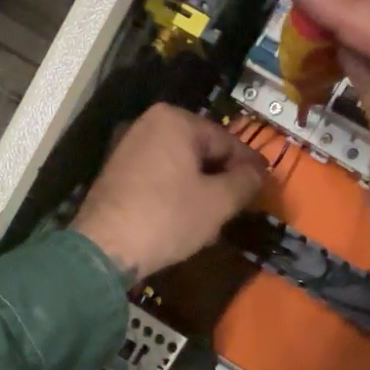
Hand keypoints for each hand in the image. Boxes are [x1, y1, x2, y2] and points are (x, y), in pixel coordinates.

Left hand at [72, 104, 267, 280]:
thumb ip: (246, 182)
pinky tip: (186, 220)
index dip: (249, 167)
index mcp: (175, 120)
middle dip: (222, 179)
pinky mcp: (115, 174)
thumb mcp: (218, 202)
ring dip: (200, 190)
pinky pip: (158, 178)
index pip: (227, 141)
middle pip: (202, 152)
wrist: (104, 248)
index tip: (264, 187)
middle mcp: (148, 124)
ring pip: (180, 167)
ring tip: (215, 219)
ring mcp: (128, 148)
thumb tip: (259, 173)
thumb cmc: (168, 218)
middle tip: (239, 207)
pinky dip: (176, 194)